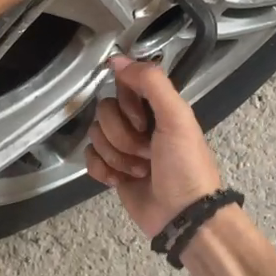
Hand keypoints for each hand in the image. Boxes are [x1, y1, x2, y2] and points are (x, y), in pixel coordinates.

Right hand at [86, 57, 223, 236]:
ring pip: (96, 136)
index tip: (142, 120)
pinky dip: (102, 170)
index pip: (123, 85)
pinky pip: (89, 158)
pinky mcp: (113, 170)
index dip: (127, 103)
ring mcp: (125, 147)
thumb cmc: (186, 166)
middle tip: (147, 152)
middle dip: (122, 136)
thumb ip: (151, 82)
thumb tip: (117, 60)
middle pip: (104, 111)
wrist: (183, 216)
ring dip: (116, 156)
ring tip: (140, 170)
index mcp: (158, 106)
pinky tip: (119, 180)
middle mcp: (140, 123)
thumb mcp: (177, 117)